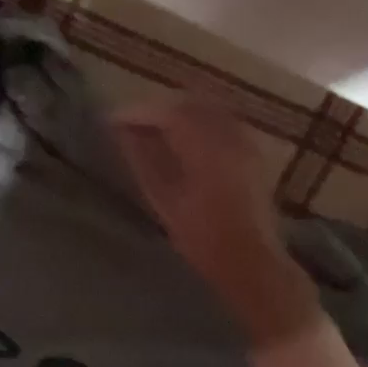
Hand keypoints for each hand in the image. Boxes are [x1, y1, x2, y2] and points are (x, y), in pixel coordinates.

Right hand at [113, 95, 320, 344]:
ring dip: (180, 114)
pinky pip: (224, 122)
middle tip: (131, 123)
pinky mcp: (254, 153)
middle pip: (191, 103)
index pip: (169, 112)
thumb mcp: (166, 203)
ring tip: (153, 132)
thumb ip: (145, 162)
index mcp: (206, 149)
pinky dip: (200, 123)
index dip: (139, 112)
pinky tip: (184, 142)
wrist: (250, 264)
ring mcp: (246, 142)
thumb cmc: (203, 242)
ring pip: (209, 110)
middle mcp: (231, 136)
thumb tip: (123, 132)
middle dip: (159, 108)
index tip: (113, 120)